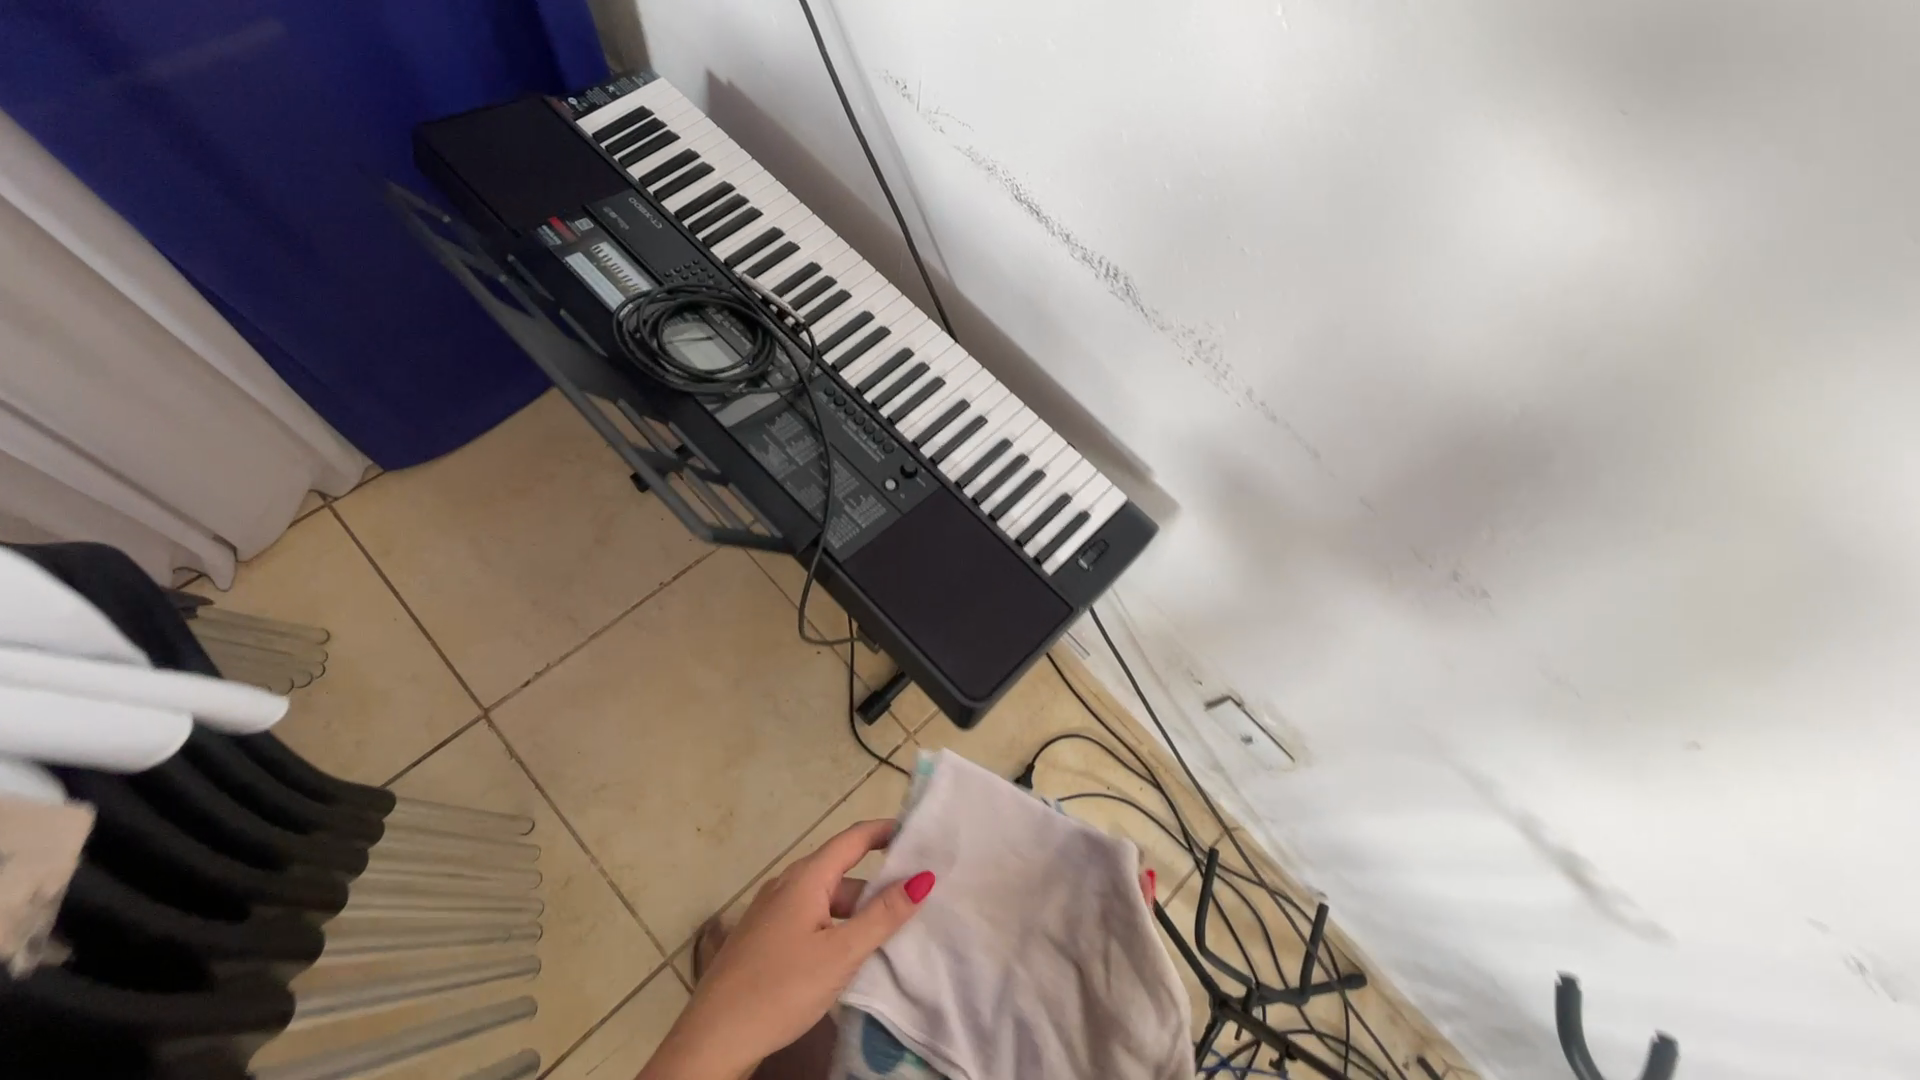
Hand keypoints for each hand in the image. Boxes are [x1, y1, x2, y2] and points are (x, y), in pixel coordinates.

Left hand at [641, 819, 934, 1079]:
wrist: (713, 1039)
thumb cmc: (781, 988)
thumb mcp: (841, 954)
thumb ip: (883, 915)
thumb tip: (923, 877)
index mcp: (806, 877)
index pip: (854, 838)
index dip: (887, 831)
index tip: (920, 835)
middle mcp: (786, 884)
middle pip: (842, 870)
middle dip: (879, 880)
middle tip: (918, 897)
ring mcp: (771, 911)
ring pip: (827, 898)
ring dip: (858, 909)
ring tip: (892, 932)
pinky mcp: (764, 937)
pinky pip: (811, 917)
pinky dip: (837, 925)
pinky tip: (850, 953)